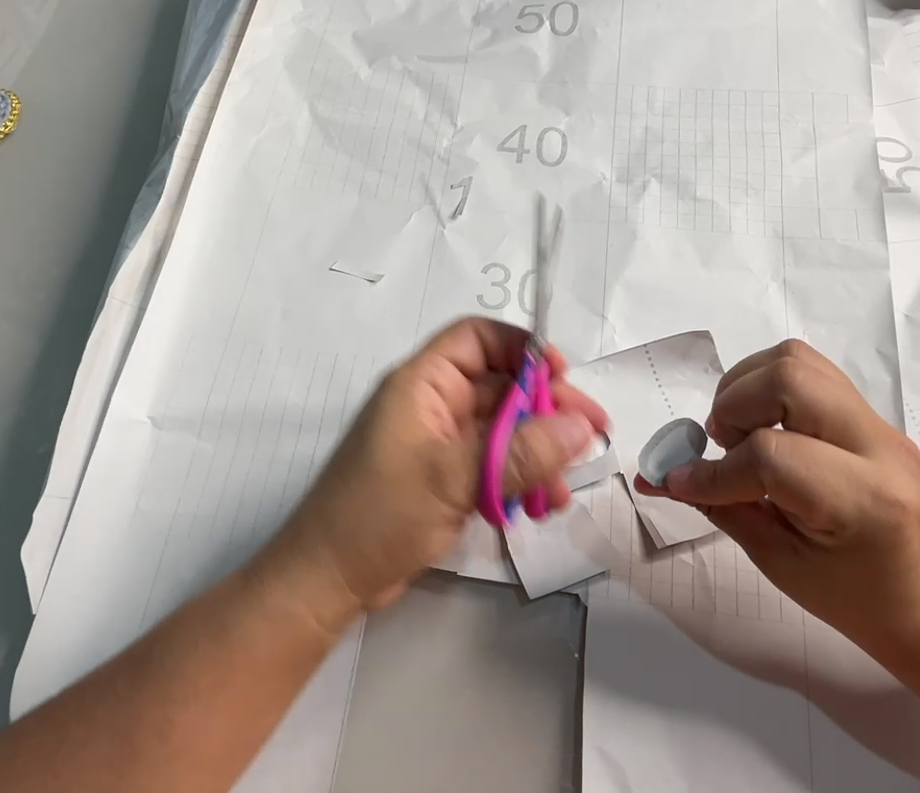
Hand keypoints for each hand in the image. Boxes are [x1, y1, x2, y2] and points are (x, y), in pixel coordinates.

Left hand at [266, 318, 608, 612]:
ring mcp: (441, 444)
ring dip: (540, 450)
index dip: (521, 348)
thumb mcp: (454, 477)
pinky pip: (495, 464)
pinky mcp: (446, 479)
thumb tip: (582, 425)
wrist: (327, 580)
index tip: (562, 376)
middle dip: (546, 407)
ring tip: (568, 485)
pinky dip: (521, 478)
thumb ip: (520, 451)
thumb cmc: (379, 514)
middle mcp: (435, 405)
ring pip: (504, 429)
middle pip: (501, 385)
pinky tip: (544, 505)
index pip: (477, 339)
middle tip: (592, 433)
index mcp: (424, 384)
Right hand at [635, 339, 919, 649]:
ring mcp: (876, 421)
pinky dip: (765, 384)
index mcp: (864, 502)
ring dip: (746, 387)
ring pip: (796, 361)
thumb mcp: (777, 561)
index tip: (682, 482)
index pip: (773, 456)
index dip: (716, 470)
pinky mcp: (867, 411)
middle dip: (734, 406)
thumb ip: (718, 507)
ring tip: (738, 432)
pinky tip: (758, 423)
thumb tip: (659, 476)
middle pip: (789, 380)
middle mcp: (878, 447)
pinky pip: (807, 369)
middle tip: (721, 444)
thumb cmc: (850, 594)